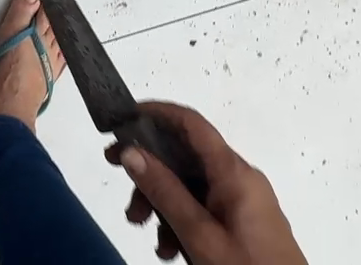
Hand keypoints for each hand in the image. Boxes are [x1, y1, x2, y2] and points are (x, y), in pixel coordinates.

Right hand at [106, 102, 306, 264]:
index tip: (121, 120)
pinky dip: (180, 219)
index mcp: (235, 173)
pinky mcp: (244, 226)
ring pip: (190, 184)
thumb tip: (130, 151)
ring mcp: (244, 204)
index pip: (190, 123)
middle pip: (185, 155)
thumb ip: (164, 191)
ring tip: (140, 226)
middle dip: (148, 166)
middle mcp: (240, 180)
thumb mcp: (199, 236)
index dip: (155, 113)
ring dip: (160, 199)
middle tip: (115, 173)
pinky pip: (203, 207)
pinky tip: (167, 248)